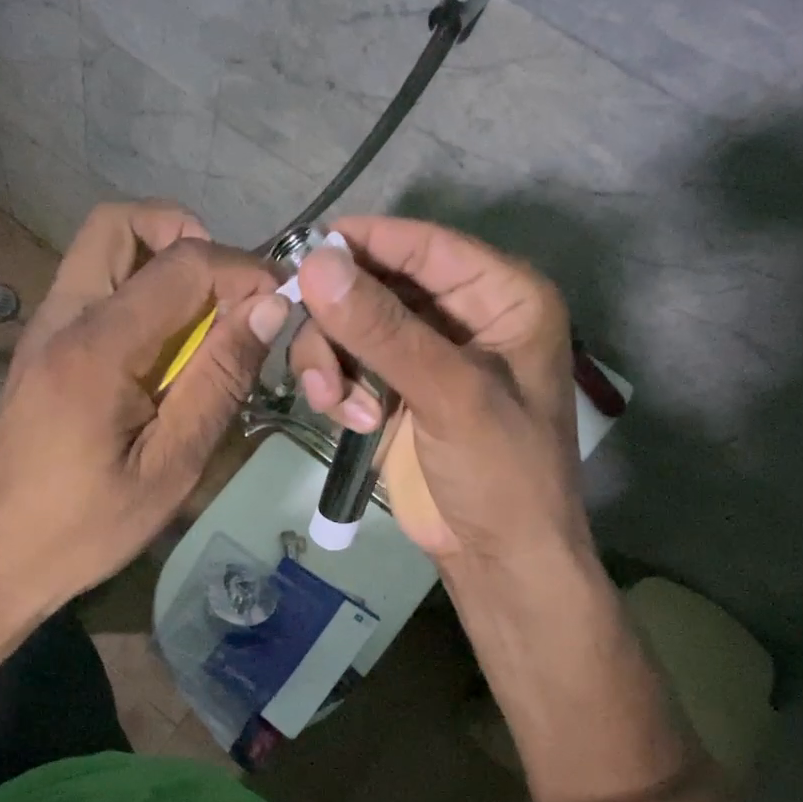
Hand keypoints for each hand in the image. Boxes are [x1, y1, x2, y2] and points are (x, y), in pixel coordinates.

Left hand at [0, 203, 287, 618]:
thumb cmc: (86, 528)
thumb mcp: (170, 468)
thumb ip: (218, 380)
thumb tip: (267, 307)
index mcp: (96, 347)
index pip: (182, 262)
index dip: (242, 270)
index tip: (280, 302)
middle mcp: (60, 318)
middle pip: (119, 223)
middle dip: (184, 236)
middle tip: (225, 292)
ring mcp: (41, 330)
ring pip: (100, 251)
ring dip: (157, 261)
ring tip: (200, 321)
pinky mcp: (38, 350)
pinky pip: (90, 289)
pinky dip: (133, 292)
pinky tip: (161, 352)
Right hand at [292, 216, 587, 570]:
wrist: (498, 556)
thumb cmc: (499, 471)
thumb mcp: (448, 393)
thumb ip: (382, 328)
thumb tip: (314, 264)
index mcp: (502, 297)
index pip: (423, 246)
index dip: (362, 245)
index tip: (301, 259)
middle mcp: (462, 316)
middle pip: (374, 285)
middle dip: (337, 323)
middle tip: (318, 365)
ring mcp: (425, 355)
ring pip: (350, 326)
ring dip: (331, 362)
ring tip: (337, 405)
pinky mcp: (397, 391)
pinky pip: (347, 364)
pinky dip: (338, 388)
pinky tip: (353, 421)